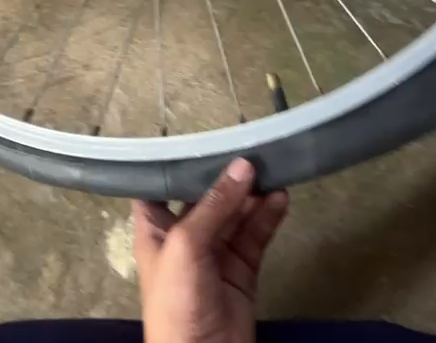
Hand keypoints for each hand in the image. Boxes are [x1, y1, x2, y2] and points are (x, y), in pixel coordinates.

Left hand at [132, 158, 290, 342]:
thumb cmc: (176, 301)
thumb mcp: (186, 245)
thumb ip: (214, 204)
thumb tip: (243, 165)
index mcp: (155, 228)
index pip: (162, 185)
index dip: (177, 163)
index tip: (199, 135)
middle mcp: (183, 236)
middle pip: (206, 196)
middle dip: (226, 175)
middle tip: (251, 148)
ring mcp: (214, 254)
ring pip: (235, 214)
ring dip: (252, 194)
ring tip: (272, 167)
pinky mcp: (242, 271)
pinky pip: (255, 236)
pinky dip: (267, 217)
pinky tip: (280, 197)